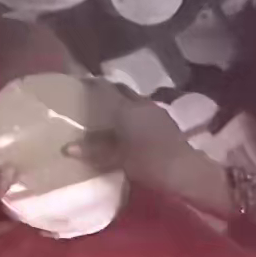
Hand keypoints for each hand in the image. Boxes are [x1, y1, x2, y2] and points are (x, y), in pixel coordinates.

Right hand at [70, 82, 223, 202]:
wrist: (188, 174)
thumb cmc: (150, 162)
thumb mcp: (118, 158)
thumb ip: (94, 150)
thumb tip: (67, 148)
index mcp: (127, 108)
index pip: (106, 87)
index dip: (92, 83)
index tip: (79, 82)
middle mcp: (141, 104)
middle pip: (121, 90)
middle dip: (108, 90)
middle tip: (92, 97)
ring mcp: (156, 112)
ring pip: (134, 100)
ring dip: (122, 102)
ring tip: (108, 112)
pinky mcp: (166, 123)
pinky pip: (143, 111)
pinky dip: (132, 113)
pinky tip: (127, 126)